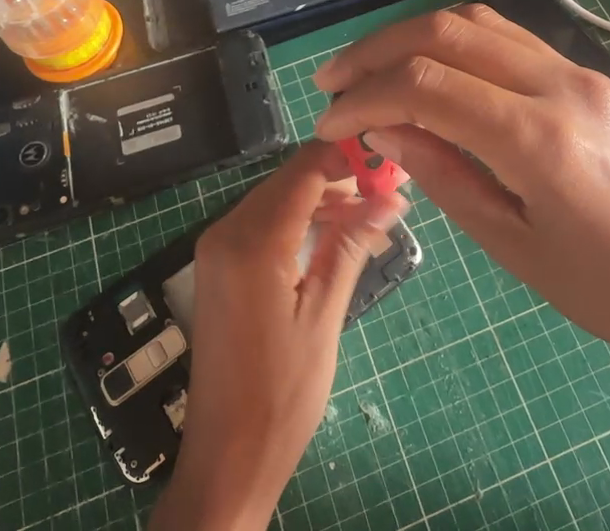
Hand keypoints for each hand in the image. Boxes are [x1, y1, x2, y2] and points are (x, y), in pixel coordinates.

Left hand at [151, 143, 407, 530]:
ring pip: (277, 199)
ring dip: (323, 198)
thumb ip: (350, 246)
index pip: (305, 169)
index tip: (391, 157)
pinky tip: (337, 232)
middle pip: (289, 180)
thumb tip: (390, 199)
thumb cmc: (282, 392)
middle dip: (340, 175)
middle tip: (392, 185)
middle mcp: (225, 232)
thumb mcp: (324, 315)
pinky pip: (263, 225)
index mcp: (252, 241)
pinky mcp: (218, 267)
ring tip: (375, 210)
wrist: (228, 454)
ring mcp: (216, 249)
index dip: (349, 156)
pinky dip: (300, 221)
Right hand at [311, 4, 609, 388]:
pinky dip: (457, 45)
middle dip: (377, 49)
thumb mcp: (513, 247)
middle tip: (331, 81)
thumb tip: (382, 128)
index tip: (327, 123)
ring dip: (415, 37)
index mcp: (539, 138)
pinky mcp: (591, 81)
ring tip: (370, 72)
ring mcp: (581, 75)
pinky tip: (431, 73)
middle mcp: (561, 85)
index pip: (426, 84)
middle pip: (447, 32)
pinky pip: (511, 42)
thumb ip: (444, 174)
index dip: (364, 97)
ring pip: (480, 23)